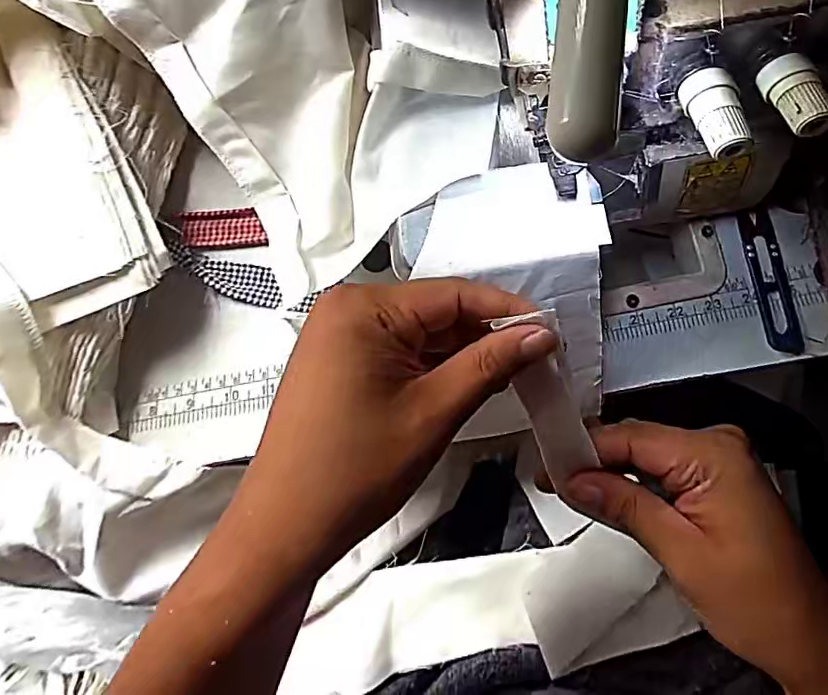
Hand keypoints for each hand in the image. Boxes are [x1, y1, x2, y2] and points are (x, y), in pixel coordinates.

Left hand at [232, 278, 557, 571]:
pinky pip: (401, 348)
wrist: (282, 533)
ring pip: (422, 331)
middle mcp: (346, 310)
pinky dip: (435, 366)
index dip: (506, 311)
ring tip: (507, 374)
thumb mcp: (432, 412)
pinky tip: (466, 382)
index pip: (453, 293)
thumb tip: (534, 335)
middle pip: (438, 310)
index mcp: (361, 308)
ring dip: (463, 353)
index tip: (544, 329)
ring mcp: (341, 335)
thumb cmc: (341, 477)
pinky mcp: (342, 359)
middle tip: (533, 357)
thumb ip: (489, 364)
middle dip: (486, 335)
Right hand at [563, 421, 827, 694]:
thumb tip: (579, 480)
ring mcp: (723, 458)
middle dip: (597, 459)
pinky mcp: (721, 475)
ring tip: (575, 485)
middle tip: (556, 477)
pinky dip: (639, 480)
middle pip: (640, 440)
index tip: (551, 464)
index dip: (585, 449)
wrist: (809, 638)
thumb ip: (625, 506)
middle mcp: (720, 444)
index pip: (632, 436)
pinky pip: (668, 466)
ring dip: (615, 470)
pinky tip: (613, 491)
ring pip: (651, 453)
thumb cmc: (761, 603)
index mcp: (714, 453)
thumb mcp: (679, 553)